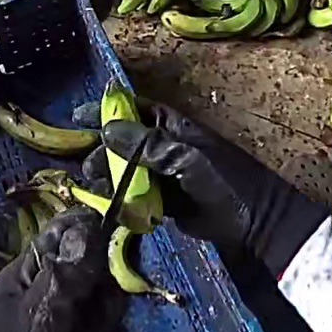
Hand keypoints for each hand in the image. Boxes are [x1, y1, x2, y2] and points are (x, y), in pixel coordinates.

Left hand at [0, 207, 110, 331]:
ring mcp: (53, 309)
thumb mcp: (38, 320)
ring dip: (100, 320)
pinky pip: (92, 321)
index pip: (70, 228)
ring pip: (97, 295)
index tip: (110, 264)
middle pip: (93, 263)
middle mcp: (44, 281)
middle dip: (102, 291)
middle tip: (95, 320)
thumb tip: (91, 228)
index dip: (96, 236)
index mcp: (31, 268)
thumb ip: (66, 276)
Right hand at [84, 99, 329, 279]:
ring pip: (126, 170)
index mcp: (173, 127)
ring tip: (96, 188)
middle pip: (123, 142)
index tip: (78, 117)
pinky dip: (120, 199)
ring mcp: (162, 174)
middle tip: (89, 168)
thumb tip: (107, 129)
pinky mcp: (163, 201)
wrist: (253, 221)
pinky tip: (106, 205)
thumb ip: (148, 145)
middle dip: (103, 151)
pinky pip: (135, 196)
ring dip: (108, 177)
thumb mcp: (187, 157)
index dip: (108, 110)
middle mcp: (164, 147)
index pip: (135, 111)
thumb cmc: (225, 181)